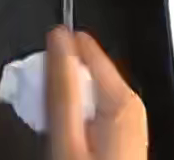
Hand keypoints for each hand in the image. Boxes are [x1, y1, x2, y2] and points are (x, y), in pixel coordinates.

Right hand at [46, 28, 146, 159]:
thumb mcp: (69, 136)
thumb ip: (63, 83)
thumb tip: (57, 34)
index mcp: (124, 97)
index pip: (83, 43)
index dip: (57, 56)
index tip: (42, 78)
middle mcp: (132, 104)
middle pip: (84, 68)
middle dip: (62, 83)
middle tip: (48, 112)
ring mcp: (130, 121)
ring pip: (86, 90)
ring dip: (68, 102)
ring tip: (58, 130)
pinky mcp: (124, 137)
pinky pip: (93, 110)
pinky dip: (77, 118)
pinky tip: (70, 141)